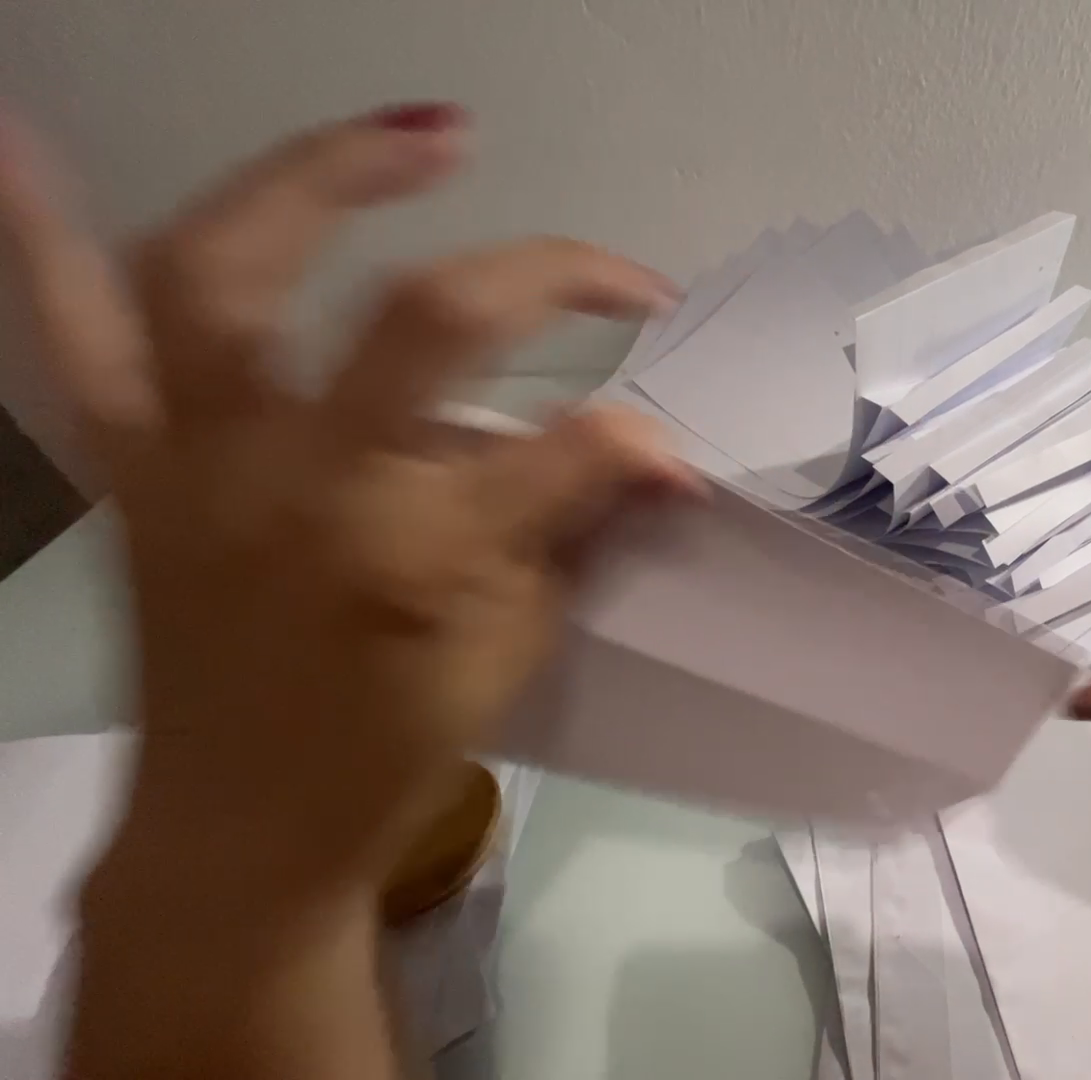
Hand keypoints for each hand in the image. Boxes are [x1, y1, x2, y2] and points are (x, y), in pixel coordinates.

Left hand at [0, 103, 701, 898]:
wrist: (244, 820)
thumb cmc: (402, 736)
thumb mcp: (521, 639)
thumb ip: (581, 528)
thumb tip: (661, 461)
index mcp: (421, 552)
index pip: (572, 454)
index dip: (643, 445)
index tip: (680, 464)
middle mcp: (304, 484)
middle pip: (418, 321)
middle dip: (538, 275)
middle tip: (610, 268)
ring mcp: (198, 460)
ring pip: (226, 275)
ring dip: (323, 182)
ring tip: (421, 142)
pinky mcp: (135, 466)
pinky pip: (66, 335)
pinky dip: (36, 229)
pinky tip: (24, 135)